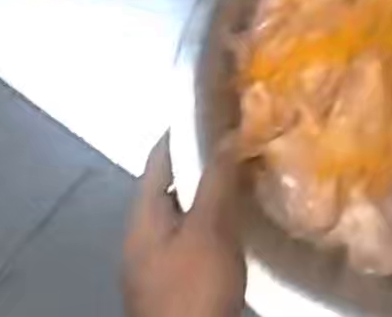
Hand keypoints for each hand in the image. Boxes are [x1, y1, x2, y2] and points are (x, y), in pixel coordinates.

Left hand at [122, 136, 245, 316]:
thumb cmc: (194, 287)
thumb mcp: (209, 228)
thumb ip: (217, 179)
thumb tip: (228, 133)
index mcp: (142, 223)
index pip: (158, 161)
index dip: (182, 130)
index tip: (214, 103)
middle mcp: (147, 237)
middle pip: (173, 183)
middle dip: (204, 155)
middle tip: (240, 128)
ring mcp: (164, 259)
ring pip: (190, 205)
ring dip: (215, 181)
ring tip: (249, 158)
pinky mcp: (184, 275)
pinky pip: (200, 227)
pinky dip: (220, 207)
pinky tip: (245, 203)